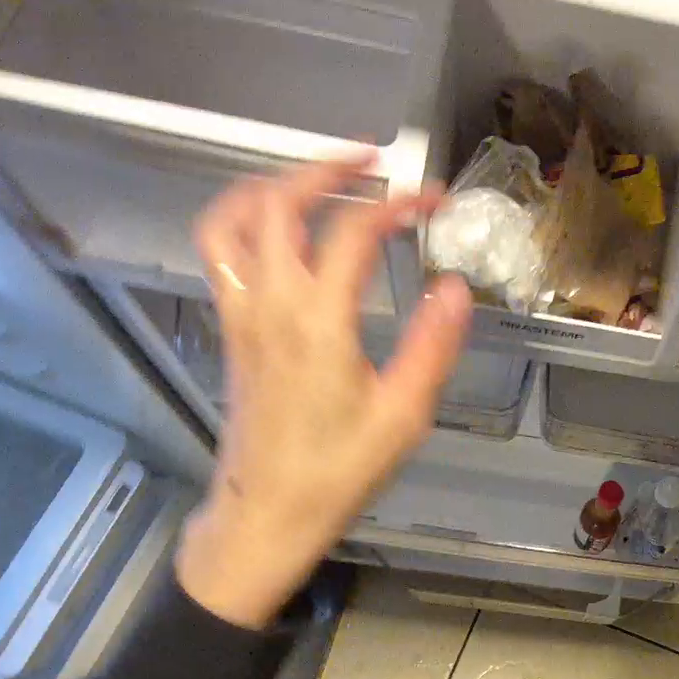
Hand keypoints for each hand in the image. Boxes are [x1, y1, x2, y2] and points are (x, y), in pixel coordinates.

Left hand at [175, 158, 471, 627]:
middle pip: (279, 202)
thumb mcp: (403, 416)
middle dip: (326, 168)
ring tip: (315, 184)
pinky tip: (279, 237)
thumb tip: (456, 287)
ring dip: (273, 186)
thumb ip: (433, 347)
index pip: (354, 230)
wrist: (267, 515)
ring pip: (233, 219)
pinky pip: (222, 253)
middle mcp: (269, 303)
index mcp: (318, 320)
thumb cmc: (338, 472)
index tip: (433, 200)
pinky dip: (246, 222)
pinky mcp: (230, 332)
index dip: (398, 204)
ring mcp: (240, 314)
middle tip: (371, 163)